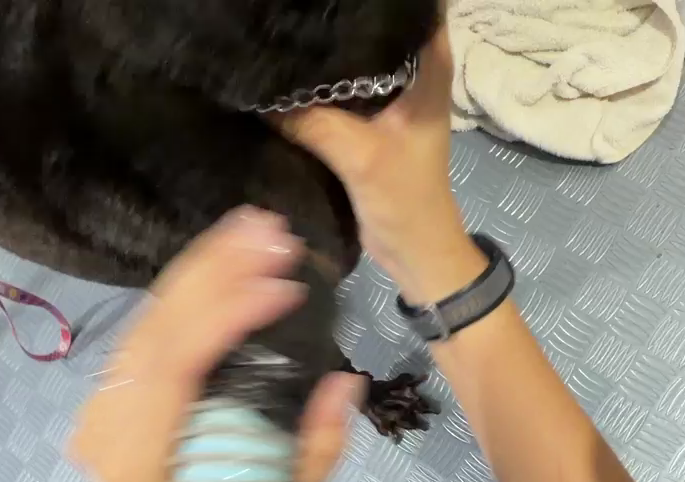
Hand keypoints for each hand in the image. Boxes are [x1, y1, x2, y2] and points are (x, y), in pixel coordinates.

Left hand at [67, 207, 365, 481]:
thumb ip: (317, 448)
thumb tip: (345, 381)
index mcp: (142, 461)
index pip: (177, 367)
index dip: (226, 315)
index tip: (284, 286)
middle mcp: (108, 424)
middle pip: (158, 329)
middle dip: (219, 272)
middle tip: (274, 232)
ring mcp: (101, 401)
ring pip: (149, 316)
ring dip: (205, 266)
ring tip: (255, 227)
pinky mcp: (111, 385)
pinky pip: (148, 323)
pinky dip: (188, 285)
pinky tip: (224, 254)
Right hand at [278, 28, 487, 306]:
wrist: (414, 252)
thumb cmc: (405, 201)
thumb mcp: (359, 156)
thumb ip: (310, 119)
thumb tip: (256, 88)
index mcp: (428, 63)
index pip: (404, 7)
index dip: (363, 2)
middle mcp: (411, 67)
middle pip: (369, 24)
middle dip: (333, 19)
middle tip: (290, 11)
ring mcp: (389, 93)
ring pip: (352, 54)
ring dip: (322, 51)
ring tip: (283, 34)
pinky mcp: (368, 118)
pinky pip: (339, 86)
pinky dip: (318, 82)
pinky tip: (287, 72)